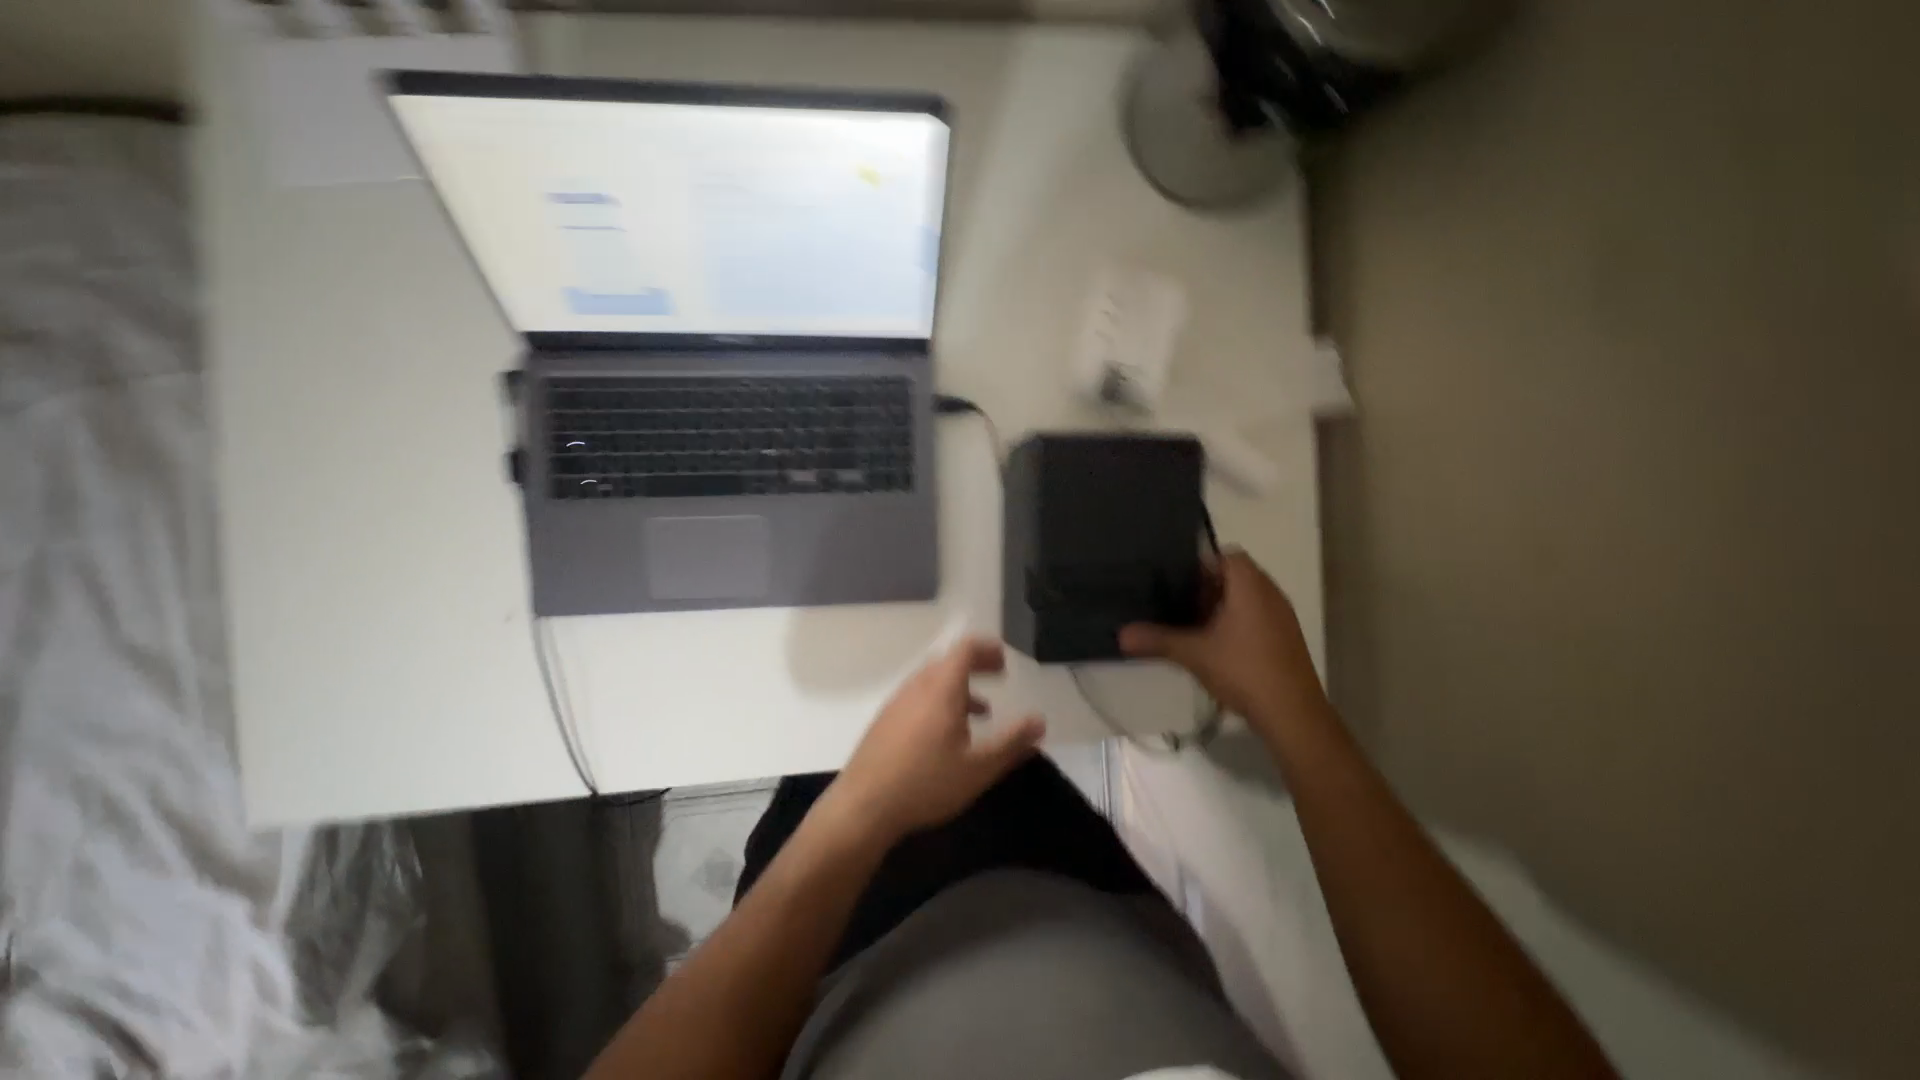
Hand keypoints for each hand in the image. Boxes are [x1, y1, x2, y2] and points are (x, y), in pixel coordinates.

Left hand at [822, 637, 1045, 844]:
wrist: (863, 807)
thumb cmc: (926, 783)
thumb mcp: (979, 768)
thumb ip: (1012, 742)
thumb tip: (1040, 721)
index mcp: (940, 689)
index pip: (964, 649)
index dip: (987, 648)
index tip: (1005, 661)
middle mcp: (916, 688)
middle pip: (947, 661)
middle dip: (976, 665)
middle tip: (999, 677)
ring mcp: (895, 704)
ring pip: (931, 682)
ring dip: (958, 687)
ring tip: (981, 712)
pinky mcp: (883, 723)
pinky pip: (917, 698)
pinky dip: (939, 702)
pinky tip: (948, 737)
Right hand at [1119, 549, 1327, 731]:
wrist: (1292, 712)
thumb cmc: (1243, 670)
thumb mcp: (1194, 654)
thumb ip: (1157, 639)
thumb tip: (1121, 634)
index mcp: (1250, 585)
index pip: (1226, 554)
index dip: (1200, 563)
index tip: (1176, 580)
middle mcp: (1270, 593)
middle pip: (1235, 575)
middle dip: (1206, 587)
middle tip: (1176, 602)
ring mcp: (1282, 615)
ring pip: (1246, 597)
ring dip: (1221, 606)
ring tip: (1192, 625)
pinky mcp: (1286, 637)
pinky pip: (1257, 616)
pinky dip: (1236, 622)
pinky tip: (1216, 646)